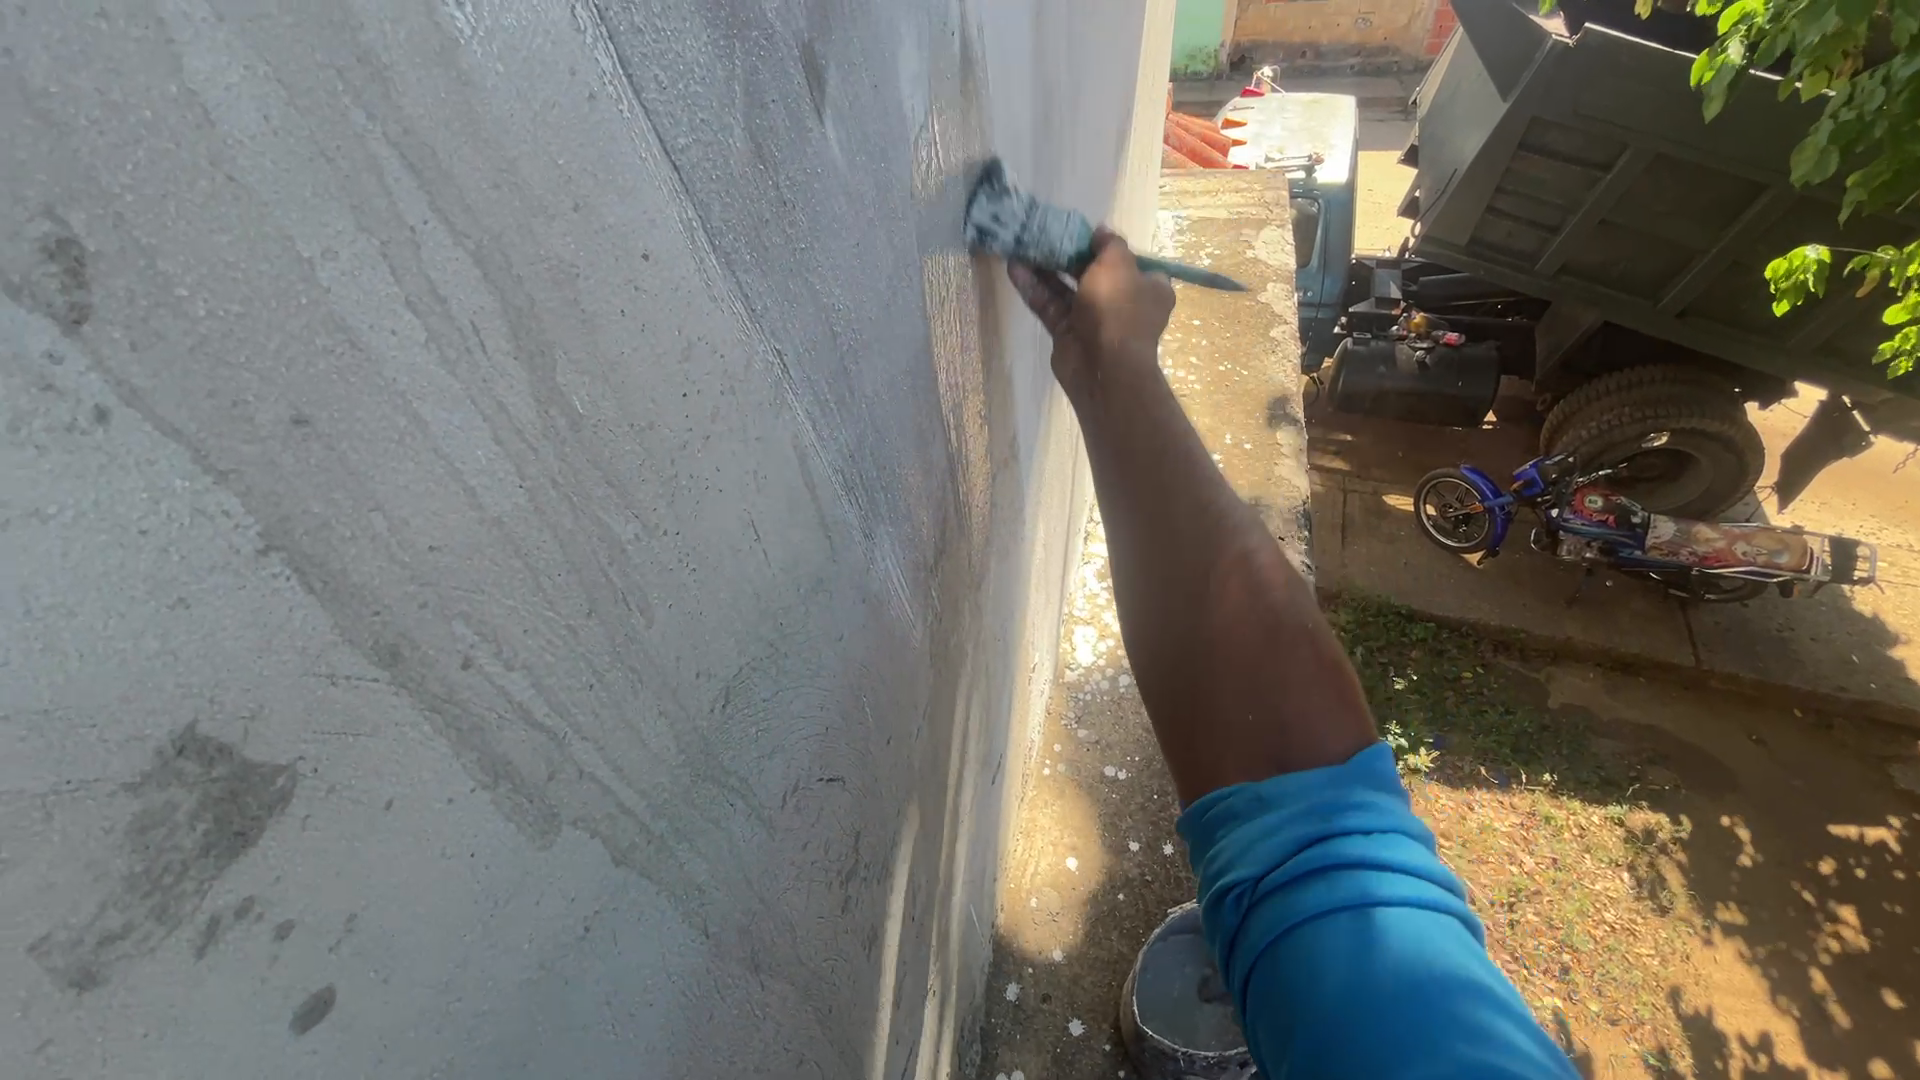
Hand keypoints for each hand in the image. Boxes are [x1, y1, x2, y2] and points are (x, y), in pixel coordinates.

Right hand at [1006, 229, 1175, 399]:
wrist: (1103, 365)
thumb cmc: (1118, 308)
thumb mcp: (1119, 263)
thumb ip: (1109, 244)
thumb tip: (1100, 231)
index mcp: (1149, 288)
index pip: (1132, 263)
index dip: (1110, 248)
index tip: (1088, 234)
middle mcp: (1123, 304)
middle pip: (1094, 274)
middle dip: (1070, 255)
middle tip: (1047, 234)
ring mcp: (1093, 320)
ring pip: (1067, 289)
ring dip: (1046, 269)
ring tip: (1023, 245)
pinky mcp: (1068, 333)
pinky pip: (1051, 306)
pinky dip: (1035, 288)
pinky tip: (1015, 268)